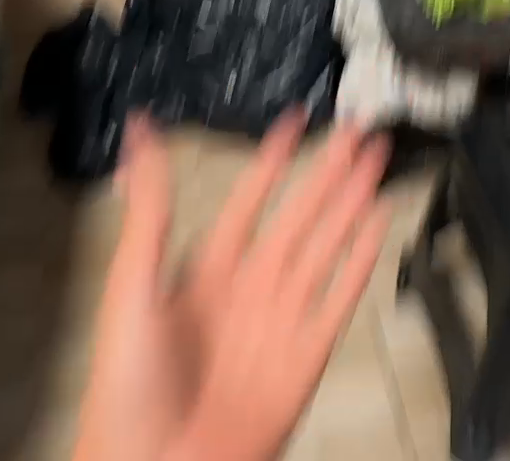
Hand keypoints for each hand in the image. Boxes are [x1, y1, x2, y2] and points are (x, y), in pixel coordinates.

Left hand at [71, 113, 392, 460]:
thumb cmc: (130, 386)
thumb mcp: (132, 283)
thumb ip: (149, 209)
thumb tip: (139, 134)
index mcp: (209, 267)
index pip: (251, 197)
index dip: (275, 159)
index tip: (296, 122)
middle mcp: (252, 284)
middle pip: (300, 213)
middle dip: (329, 169)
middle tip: (357, 130)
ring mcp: (283, 316)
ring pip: (327, 243)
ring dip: (352, 200)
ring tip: (376, 161)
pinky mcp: (309, 352)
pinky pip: (342, 294)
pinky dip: (363, 256)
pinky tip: (379, 221)